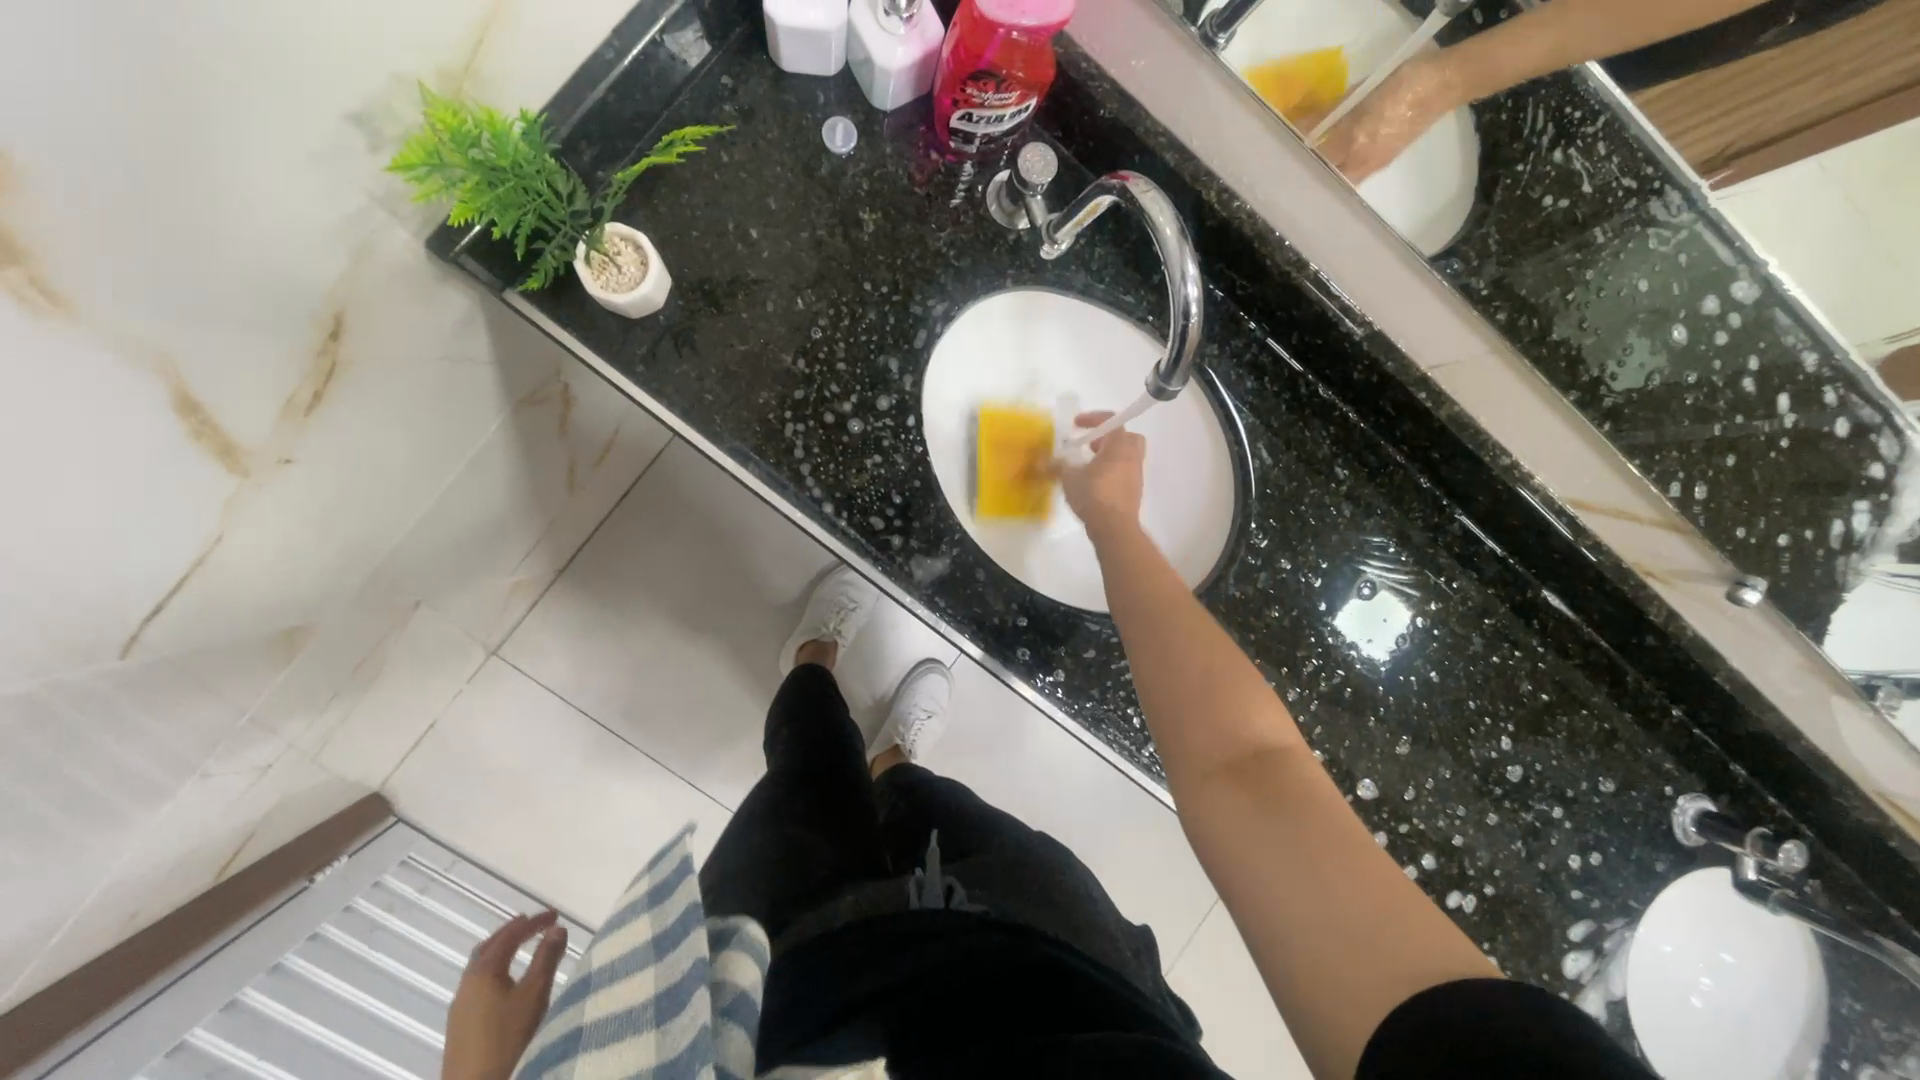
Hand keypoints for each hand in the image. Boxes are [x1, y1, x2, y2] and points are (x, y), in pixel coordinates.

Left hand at [443, 911, 567, 1079]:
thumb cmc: (508, 1038)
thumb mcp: (535, 995)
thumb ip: (547, 959)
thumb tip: (557, 928)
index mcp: (484, 971)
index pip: (510, 935)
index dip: (533, 922)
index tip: (556, 914)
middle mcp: (467, 984)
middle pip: (489, 947)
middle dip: (512, 932)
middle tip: (535, 924)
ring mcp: (460, 1006)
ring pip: (480, 967)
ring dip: (501, 951)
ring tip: (521, 948)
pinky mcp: (459, 1025)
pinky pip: (477, 984)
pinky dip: (495, 970)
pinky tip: (505, 983)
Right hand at [1057, 411, 1145, 537]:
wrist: (1114, 527)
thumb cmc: (1094, 495)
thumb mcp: (1069, 477)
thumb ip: (1057, 465)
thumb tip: (1041, 461)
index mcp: (1119, 446)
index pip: (1111, 420)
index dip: (1092, 418)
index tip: (1076, 425)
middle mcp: (1132, 456)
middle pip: (1125, 437)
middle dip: (1107, 437)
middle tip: (1090, 445)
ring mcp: (1136, 475)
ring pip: (1126, 456)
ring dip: (1108, 456)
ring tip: (1088, 466)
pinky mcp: (1134, 491)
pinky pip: (1124, 473)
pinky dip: (1111, 472)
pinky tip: (1094, 484)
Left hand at [1304, 52, 1461, 183]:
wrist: (1443, 83)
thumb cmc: (1400, 83)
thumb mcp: (1360, 94)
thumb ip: (1329, 114)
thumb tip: (1302, 128)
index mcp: (1356, 143)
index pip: (1318, 161)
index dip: (1299, 161)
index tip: (1283, 161)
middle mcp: (1363, 161)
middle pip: (1328, 178)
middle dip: (1309, 176)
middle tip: (1291, 171)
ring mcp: (1375, 164)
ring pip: (1341, 180)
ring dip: (1325, 177)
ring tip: (1308, 170)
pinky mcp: (1384, 162)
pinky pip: (1355, 175)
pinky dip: (1340, 172)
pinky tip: (1332, 164)